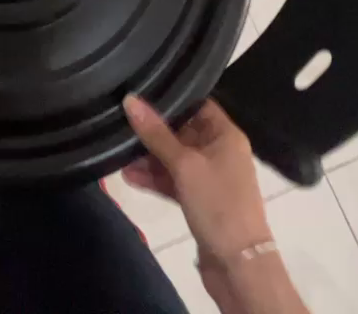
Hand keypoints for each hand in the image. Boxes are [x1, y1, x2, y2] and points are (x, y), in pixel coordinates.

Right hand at [122, 96, 271, 263]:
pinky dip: (155, 178)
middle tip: (122, 122)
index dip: (173, 97)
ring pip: (175, 158)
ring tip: (119, 154)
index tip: (142, 91)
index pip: (197, 104)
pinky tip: (129, 177)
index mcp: (226, 136)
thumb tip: (129, 99)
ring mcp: (210, 178)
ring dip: (149, 158)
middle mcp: (219, 152)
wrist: (239, 266)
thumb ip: (156, 133)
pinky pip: (174, 181)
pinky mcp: (200, 200)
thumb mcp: (184, 165)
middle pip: (182, 131)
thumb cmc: (218, 204)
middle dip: (153, 131)